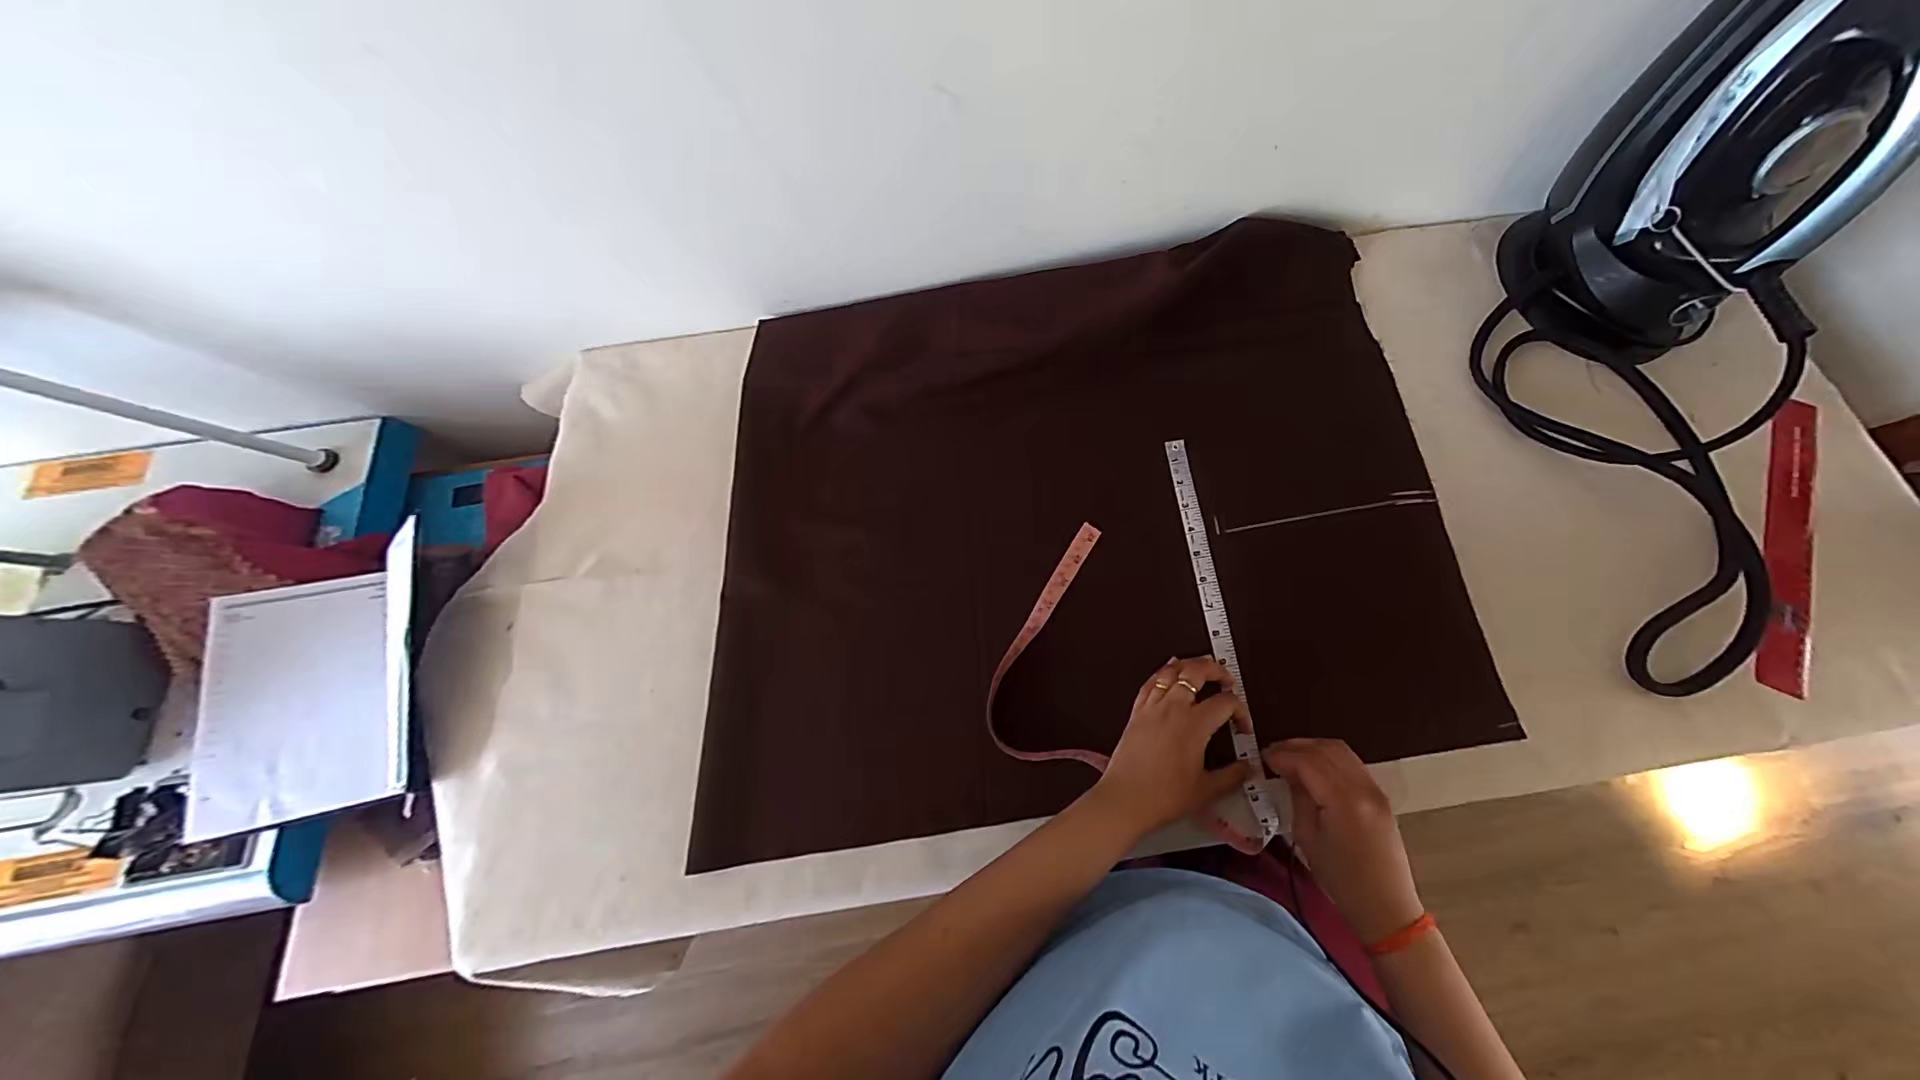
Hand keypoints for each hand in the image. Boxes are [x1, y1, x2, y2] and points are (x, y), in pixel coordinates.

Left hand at [1082, 657, 1251, 841]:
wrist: (1125, 799)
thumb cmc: (1163, 796)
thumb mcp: (1206, 790)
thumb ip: (1232, 776)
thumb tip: (1247, 768)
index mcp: (1194, 724)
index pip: (1225, 703)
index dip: (1241, 711)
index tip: (1242, 726)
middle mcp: (1172, 708)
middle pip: (1195, 672)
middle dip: (1215, 669)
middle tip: (1226, 678)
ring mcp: (1151, 707)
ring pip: (1170, 671)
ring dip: (1188, 665)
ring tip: (1200, 667)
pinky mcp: (1136, 712)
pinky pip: (1150, 683)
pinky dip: (1162, 673)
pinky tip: (1167, 673)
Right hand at [1262, 738, 1424, 942]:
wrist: (1386, 906)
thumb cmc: (1340, 879)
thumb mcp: (1306, 837)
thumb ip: (1298, 797)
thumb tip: (1287, 772)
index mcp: (1344, 801)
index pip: (1308, 761)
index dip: (1281, 754)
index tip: (1262, 758)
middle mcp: (1364, 789)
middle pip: (1326, 748)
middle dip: (1296, 746)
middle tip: (1273, 754)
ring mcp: (1376, 791)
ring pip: (1341, 750)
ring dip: (1312, 748)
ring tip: (1291, 759)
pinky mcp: (1380, 797)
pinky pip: (1351, 763)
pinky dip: (1328, 758)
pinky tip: (1312, 769)